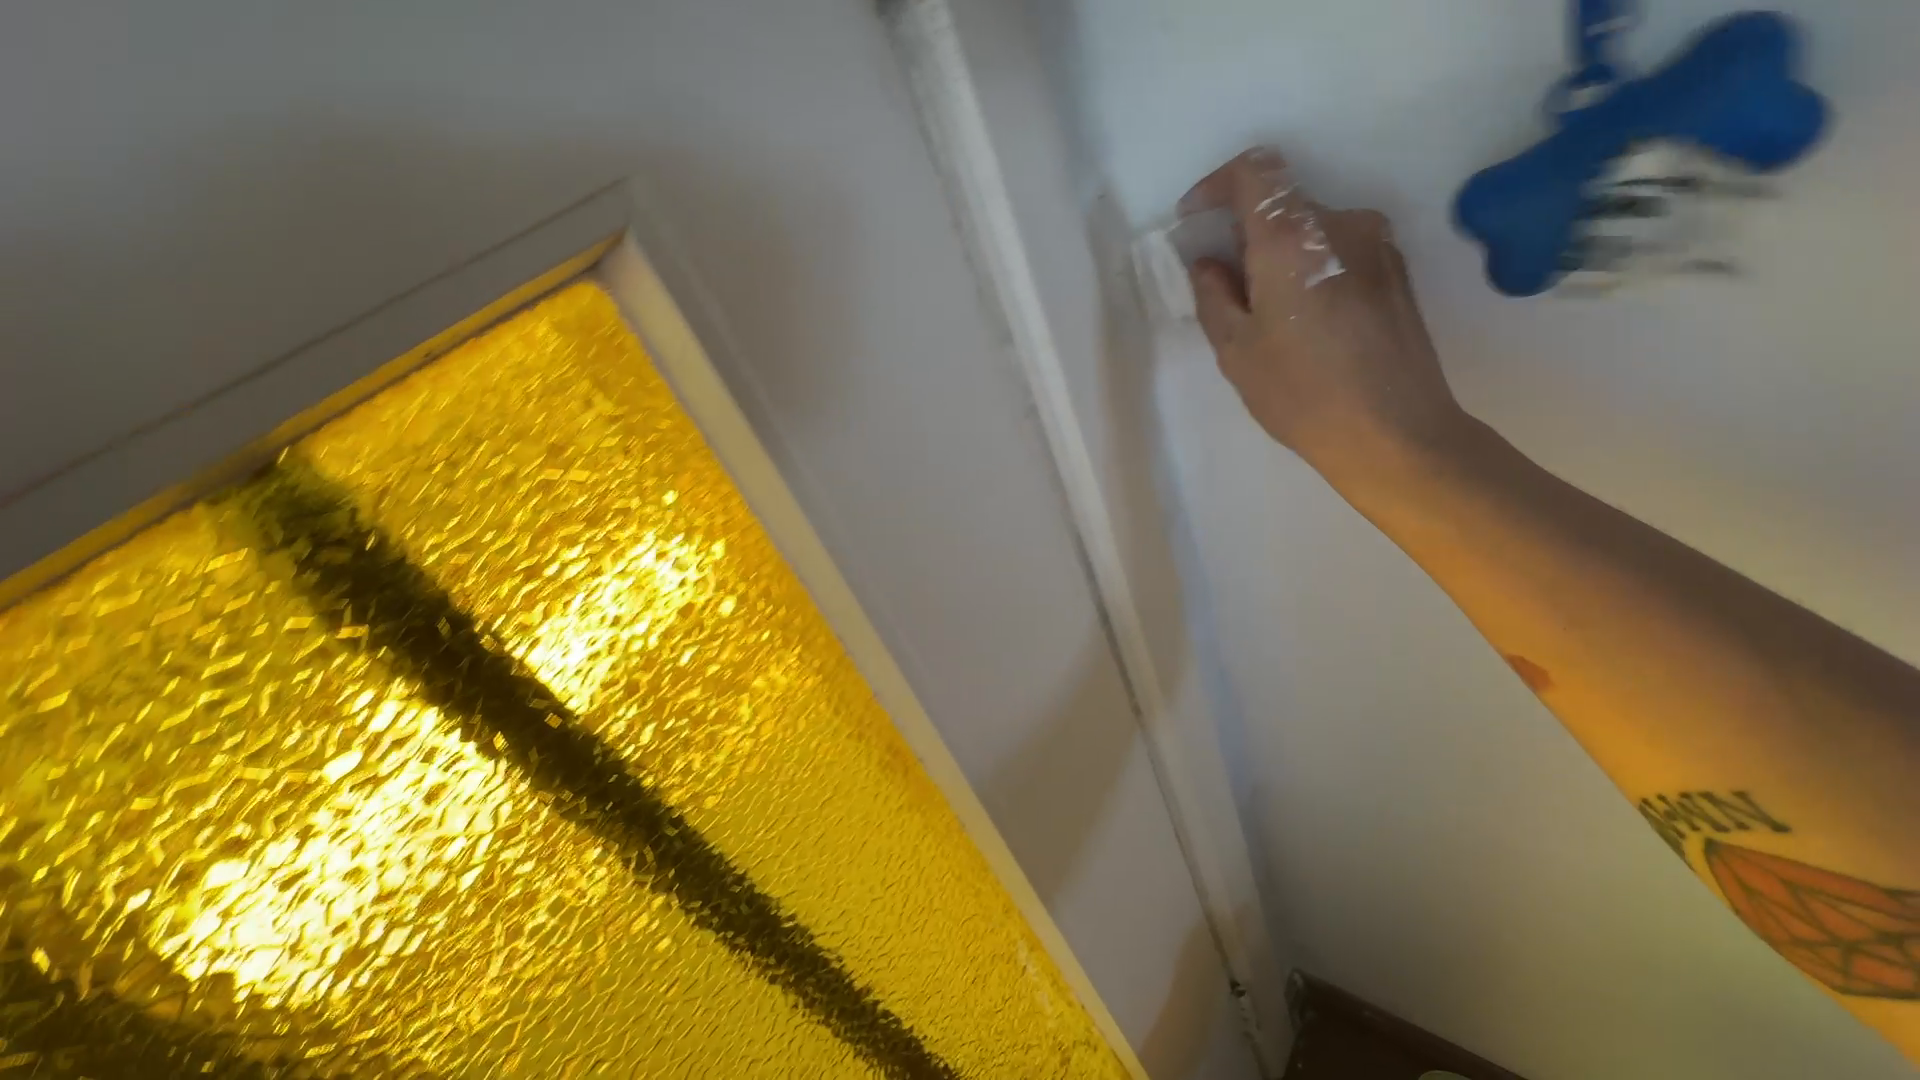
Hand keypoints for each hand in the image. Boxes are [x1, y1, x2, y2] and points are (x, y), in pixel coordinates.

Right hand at [1183, 148, 1470, 486]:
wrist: (1395, 432)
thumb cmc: (1302, 394)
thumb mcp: (1237, 350)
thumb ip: (1214, 295)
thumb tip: (1209, 264)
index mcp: (1293, 237)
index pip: (1254, 171)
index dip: (1217, 184)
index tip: (1194, 219)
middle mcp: (1342, 224)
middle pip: (1283, 202)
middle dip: (1245, 231)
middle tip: (1224, 282)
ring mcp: (1378, 245)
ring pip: (1313, 230)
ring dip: (1281, 253)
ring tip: (1266, 310)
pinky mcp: (1397, 272)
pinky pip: (1341, 251)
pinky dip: (1312, 267)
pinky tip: (1306, 321)